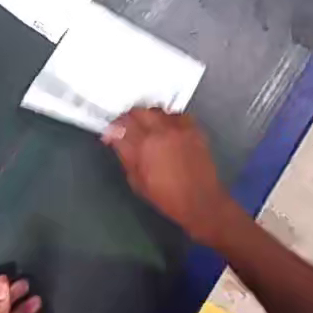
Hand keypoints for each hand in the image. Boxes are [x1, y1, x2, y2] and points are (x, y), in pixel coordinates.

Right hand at [103, 108, 244, 244]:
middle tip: (126, 129)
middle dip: (127, 119)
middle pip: (137, 112)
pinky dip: (168, 119)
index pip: (120, 126)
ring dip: (147, 117)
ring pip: (156, 110)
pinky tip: (167, 129)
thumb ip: (126, 157)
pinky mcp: (194, 129)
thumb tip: (117, 141)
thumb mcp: (138, 182)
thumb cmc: (167, 198)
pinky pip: (176, 115)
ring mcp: (179, 128)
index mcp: (143, 147)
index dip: (112, 130)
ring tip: (146, 128)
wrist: (201, 201)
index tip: (111, 135)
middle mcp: (160, 132)